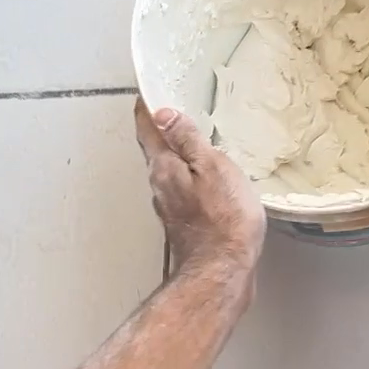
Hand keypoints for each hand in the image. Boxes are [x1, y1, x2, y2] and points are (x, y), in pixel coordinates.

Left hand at [134, 99, 266, 283]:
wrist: (223, 274)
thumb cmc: (223, 221)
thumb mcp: (211, 167)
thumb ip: (187, 140)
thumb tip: (163, 113)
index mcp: (164, 168)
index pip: (148, 130)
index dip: (147, 109)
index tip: (146, 94)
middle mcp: (161, 187)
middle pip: (157, 151)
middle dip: (162, 132)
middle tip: (169, 112)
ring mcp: (172, 208)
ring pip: (170, 173)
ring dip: (177, 156)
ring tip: (190, 142)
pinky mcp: (187, 225)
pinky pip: (185, 192)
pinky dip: (191, 179)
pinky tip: (206, 180)